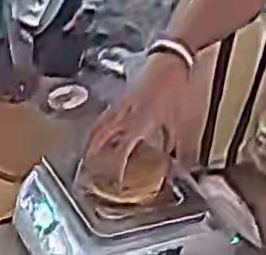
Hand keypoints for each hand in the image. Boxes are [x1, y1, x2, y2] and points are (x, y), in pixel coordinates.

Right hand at [85, 51, 188, 173]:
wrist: (171, 58)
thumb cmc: (175, 88)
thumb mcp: (179, 121)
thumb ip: (174, 146)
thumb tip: (179, 166)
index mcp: (139, 123)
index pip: (120, 152)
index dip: (115, 170)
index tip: (115, 184)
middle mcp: (125, 116)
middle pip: (100, 141)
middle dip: (92, 159)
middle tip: (88, 174)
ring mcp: (120, 107)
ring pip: (98, 129)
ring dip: (90, 146)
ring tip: (86, 159)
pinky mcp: (120, 100)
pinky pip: (103, 118)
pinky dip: (96, 131)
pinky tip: (96, 137)